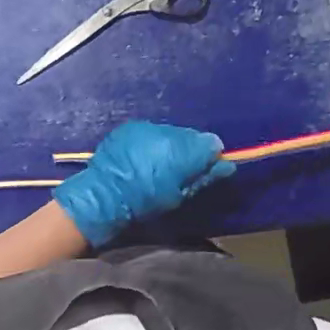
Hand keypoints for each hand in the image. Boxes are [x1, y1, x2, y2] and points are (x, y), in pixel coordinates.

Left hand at [52, 121, 234, 245]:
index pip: (210, 143)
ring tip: (161, 163)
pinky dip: (152, 142)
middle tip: (182, 168)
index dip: (210, 155)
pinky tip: (144, 157)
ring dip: (170, 144)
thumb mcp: (179, 195)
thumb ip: (203, 177)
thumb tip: (225, 166)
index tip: (206, 168)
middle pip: (190, 136)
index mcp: (182, 150)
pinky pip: (150, 132)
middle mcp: (167, 131)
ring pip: (170, 132)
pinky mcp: (131, 127)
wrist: (103, 195)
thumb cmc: (145, 203)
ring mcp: (147, 126)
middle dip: (189, 149)